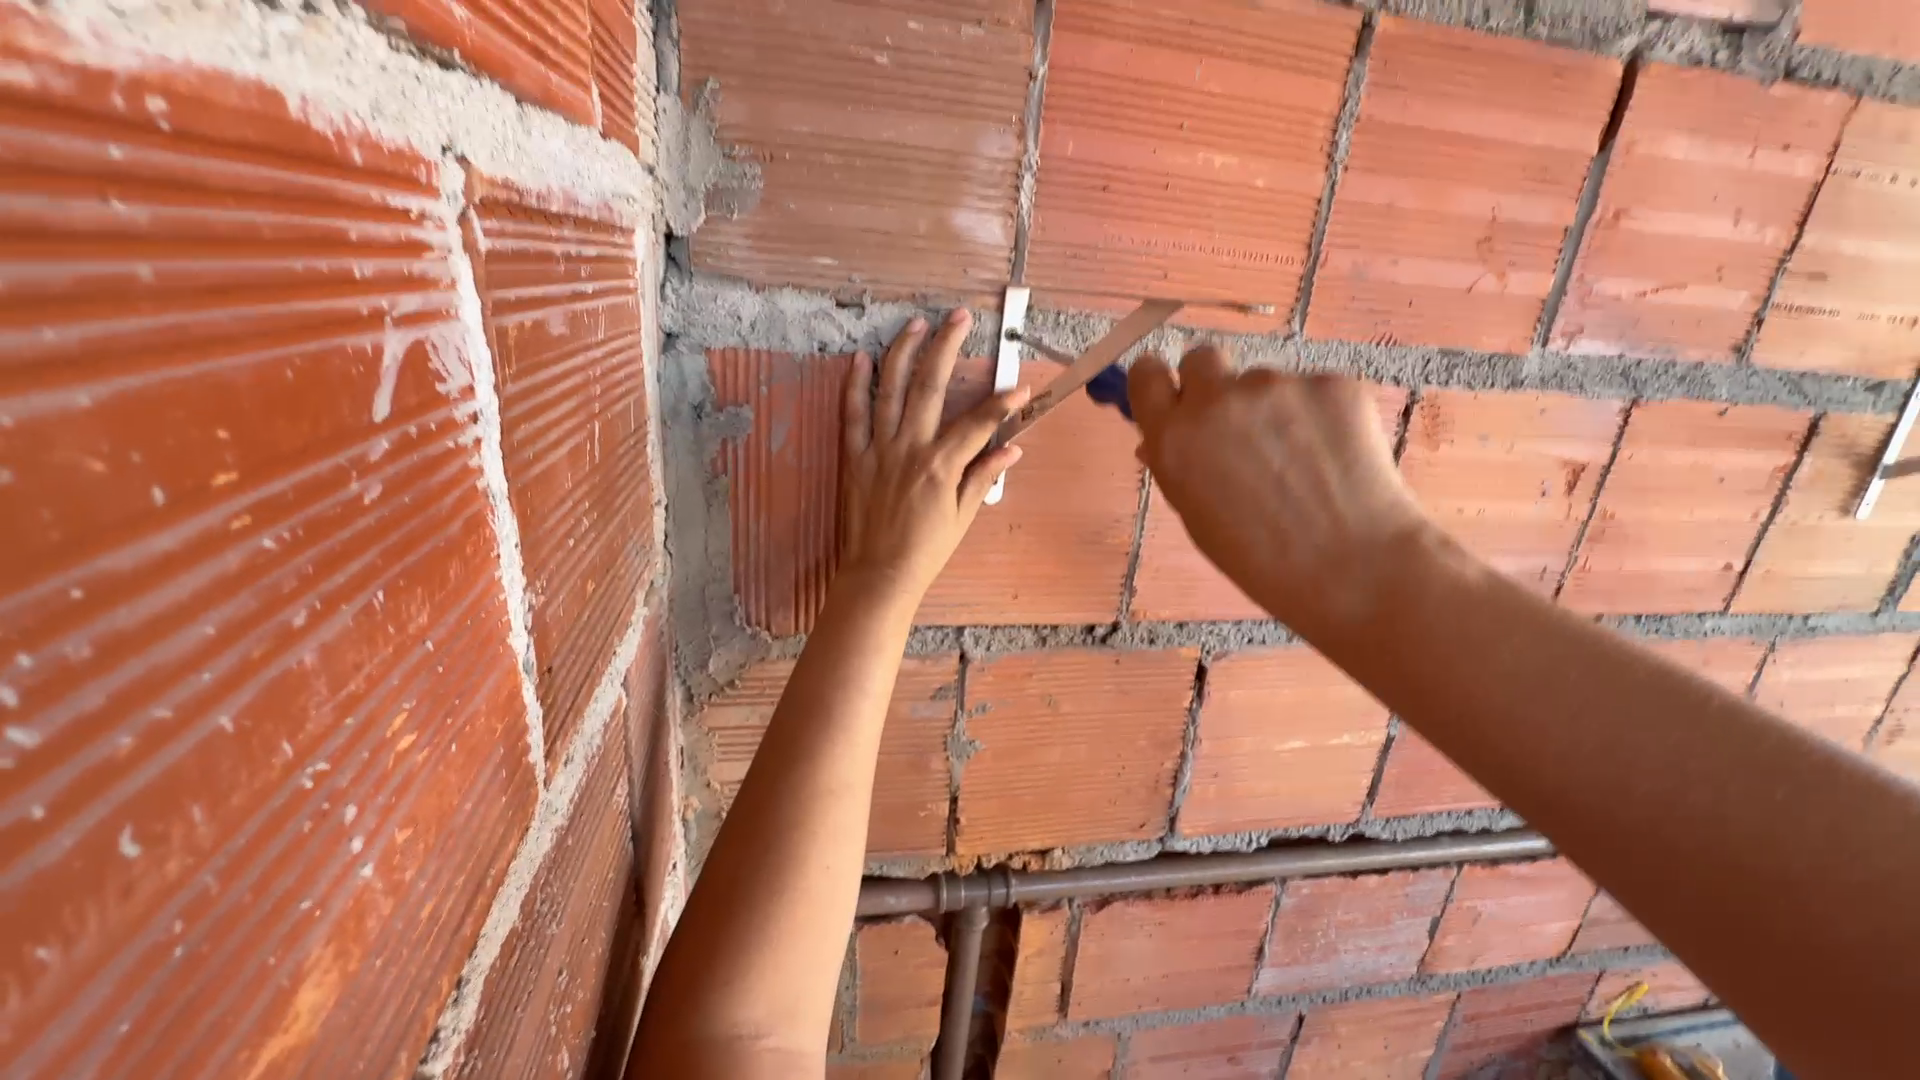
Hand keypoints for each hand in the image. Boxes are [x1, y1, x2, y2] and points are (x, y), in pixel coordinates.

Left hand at [839, 309, 1028, 602]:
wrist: (879, 575)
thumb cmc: (926, 549)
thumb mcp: (962, 516)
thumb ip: (982, 476)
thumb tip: (1011, 449)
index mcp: (941, 465)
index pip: (978, 422)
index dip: (1002, 402)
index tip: (1022, 385)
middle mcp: (910, 447)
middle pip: (930, 385)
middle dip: (948, 346)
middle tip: (959, 317)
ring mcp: (878, 448)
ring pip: (890, 388)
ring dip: (903, 351)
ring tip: (916, 323)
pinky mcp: (854, 456)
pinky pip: (852, 413)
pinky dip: (856, 384)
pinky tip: (861, 358)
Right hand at [1128, 346, 1435, 638]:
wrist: (1350, 565)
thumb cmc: (1258, 558)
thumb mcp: (1195, 514)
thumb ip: (1177, 465)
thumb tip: (1165, 438)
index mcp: (1173, 437)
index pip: (1146, 372)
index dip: (1160, 383)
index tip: (1174, 397)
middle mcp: (1216, 400)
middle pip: (1201, 358)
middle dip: (1213, 384)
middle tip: (1238, 425)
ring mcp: (1275, 385)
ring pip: (1264, 381)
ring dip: (1273, 407)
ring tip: (1301, 461)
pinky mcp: (1329, 381)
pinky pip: (1313, 389)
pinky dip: (1320, 415)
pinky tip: (1334, 457)